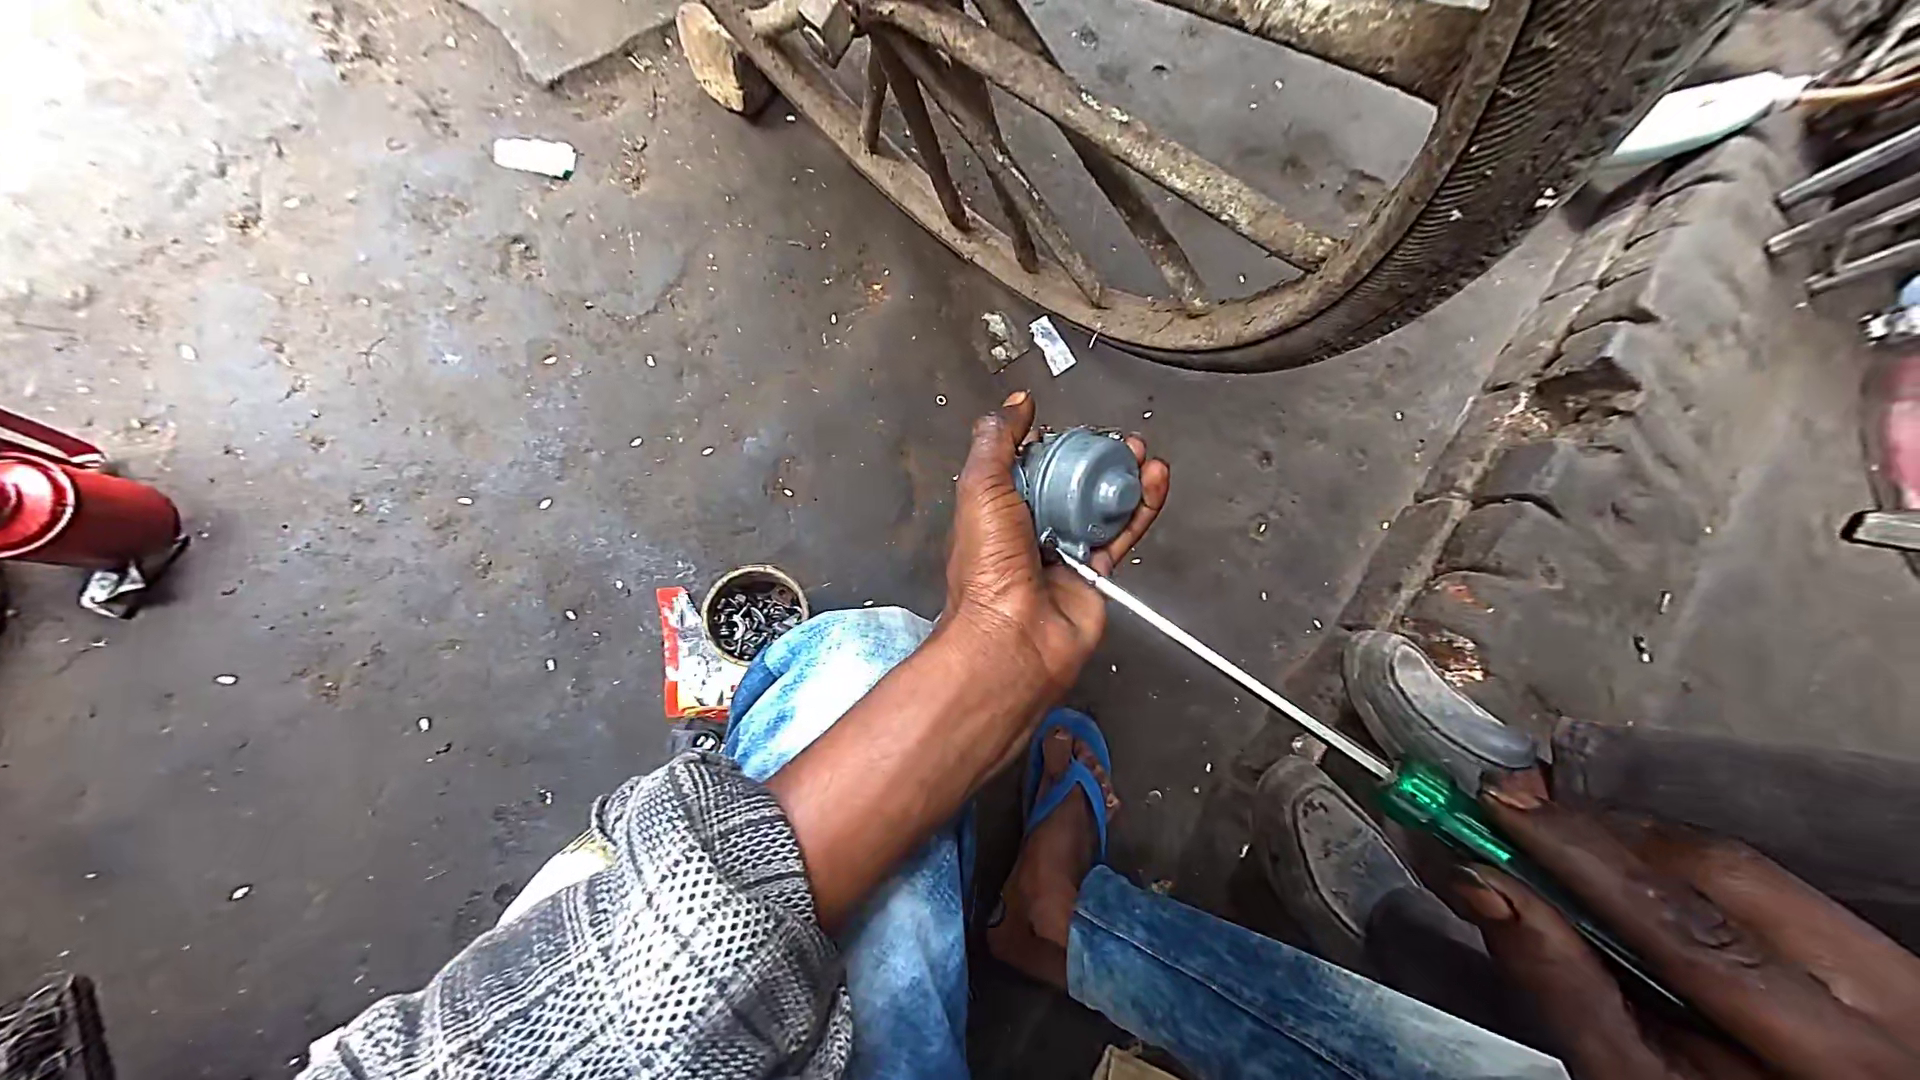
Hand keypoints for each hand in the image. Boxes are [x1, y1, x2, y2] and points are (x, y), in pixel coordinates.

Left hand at [942, 390, 1169, 712]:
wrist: (1012, 634)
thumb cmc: (984, 572)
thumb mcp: (980, 485)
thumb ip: (997, 440)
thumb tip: (1014, 407)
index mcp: (996, 508)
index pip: (1029, 464)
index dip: (1051, 444)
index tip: (1069, 428)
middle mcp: (1030, 529)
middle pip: (1069, 482)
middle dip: (1094, 457)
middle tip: (1113, 440)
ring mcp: (1063, 550)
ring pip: (1100, 504)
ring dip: (1122, 476)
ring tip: (1138, 453)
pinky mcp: (1094, 570)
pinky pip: (1122, 532)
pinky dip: (1141, 505)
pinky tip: (1151, 482)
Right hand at [1451, 771, 1919, 1078]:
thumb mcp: (1627, 1079)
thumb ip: (1559, 982)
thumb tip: (1480, 883)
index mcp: (1842, 1061)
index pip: (1688, 926)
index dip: (1576, 853)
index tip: (1492, 804)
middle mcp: (1897, 1003)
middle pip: (1714, 870)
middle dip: (1589, 830)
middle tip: (1501, 807)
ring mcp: (1896, 972)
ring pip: (1728, 862)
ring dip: (1613, 836)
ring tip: (1537, 831)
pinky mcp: (1868, 948)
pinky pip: (1746, 874)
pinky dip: (1653, 854)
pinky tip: (1599, 856)